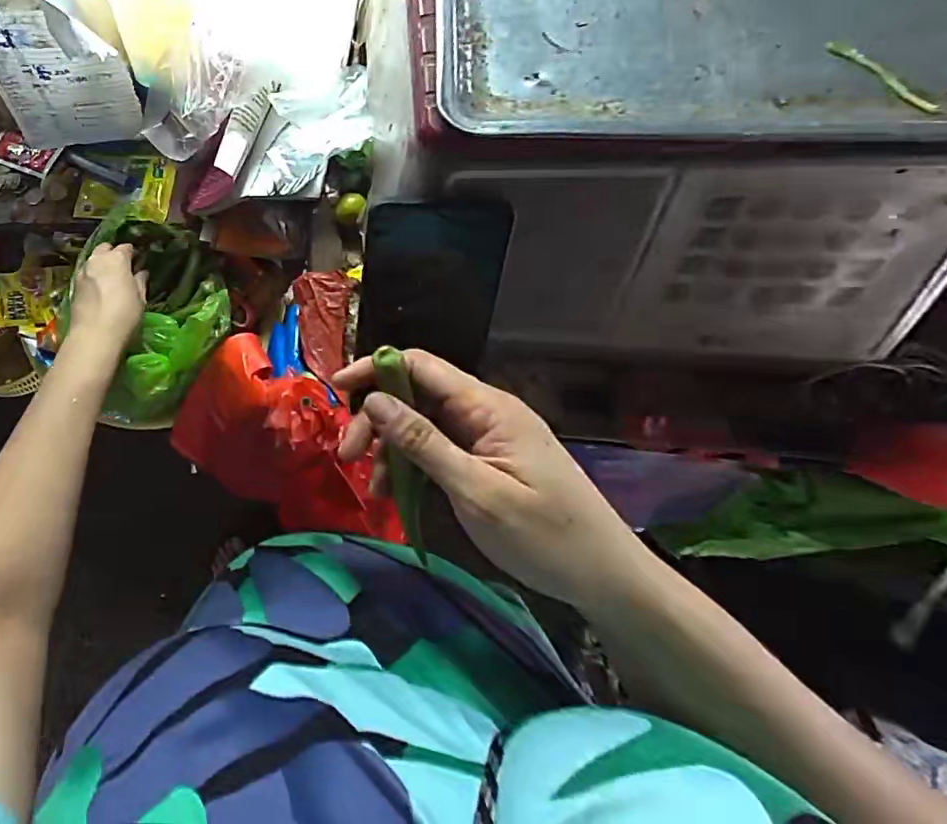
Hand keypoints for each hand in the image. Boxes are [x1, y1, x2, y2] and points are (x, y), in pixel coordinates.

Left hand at [67, 244, 147, 348]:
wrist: (93, 335)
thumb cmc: (124, 314)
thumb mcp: (140, 298)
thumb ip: (140, 282)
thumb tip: (141, 272)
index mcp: (116, 258)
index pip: (126, 248)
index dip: (132, 254)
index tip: (136, 263)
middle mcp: (97, 260)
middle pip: (105, 249)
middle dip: (112, 254)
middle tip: (121, 268)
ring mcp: (82, 272)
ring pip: (92, 261)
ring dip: (100, 265)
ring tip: (109, 279)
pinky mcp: (73, 285)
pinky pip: (85, 274)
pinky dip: (91, 277)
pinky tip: (97, 289)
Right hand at [334, 349, 654, 611]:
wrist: (610, 582)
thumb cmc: (546, 537)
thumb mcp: (476, 491)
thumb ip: (422, 442)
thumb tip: (374, 400)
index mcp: (488, 408)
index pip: (418, 365)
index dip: (373, 369)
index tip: (336, 389)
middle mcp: (483, 413)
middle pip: (412, 395)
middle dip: (374, 420)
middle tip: (349, 456)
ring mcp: (484, 437)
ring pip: (418, 423)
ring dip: (388, 447)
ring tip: (371, 485)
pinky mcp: (484, 460)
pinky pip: (433, 448)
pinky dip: (408, 466)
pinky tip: (394, 492)